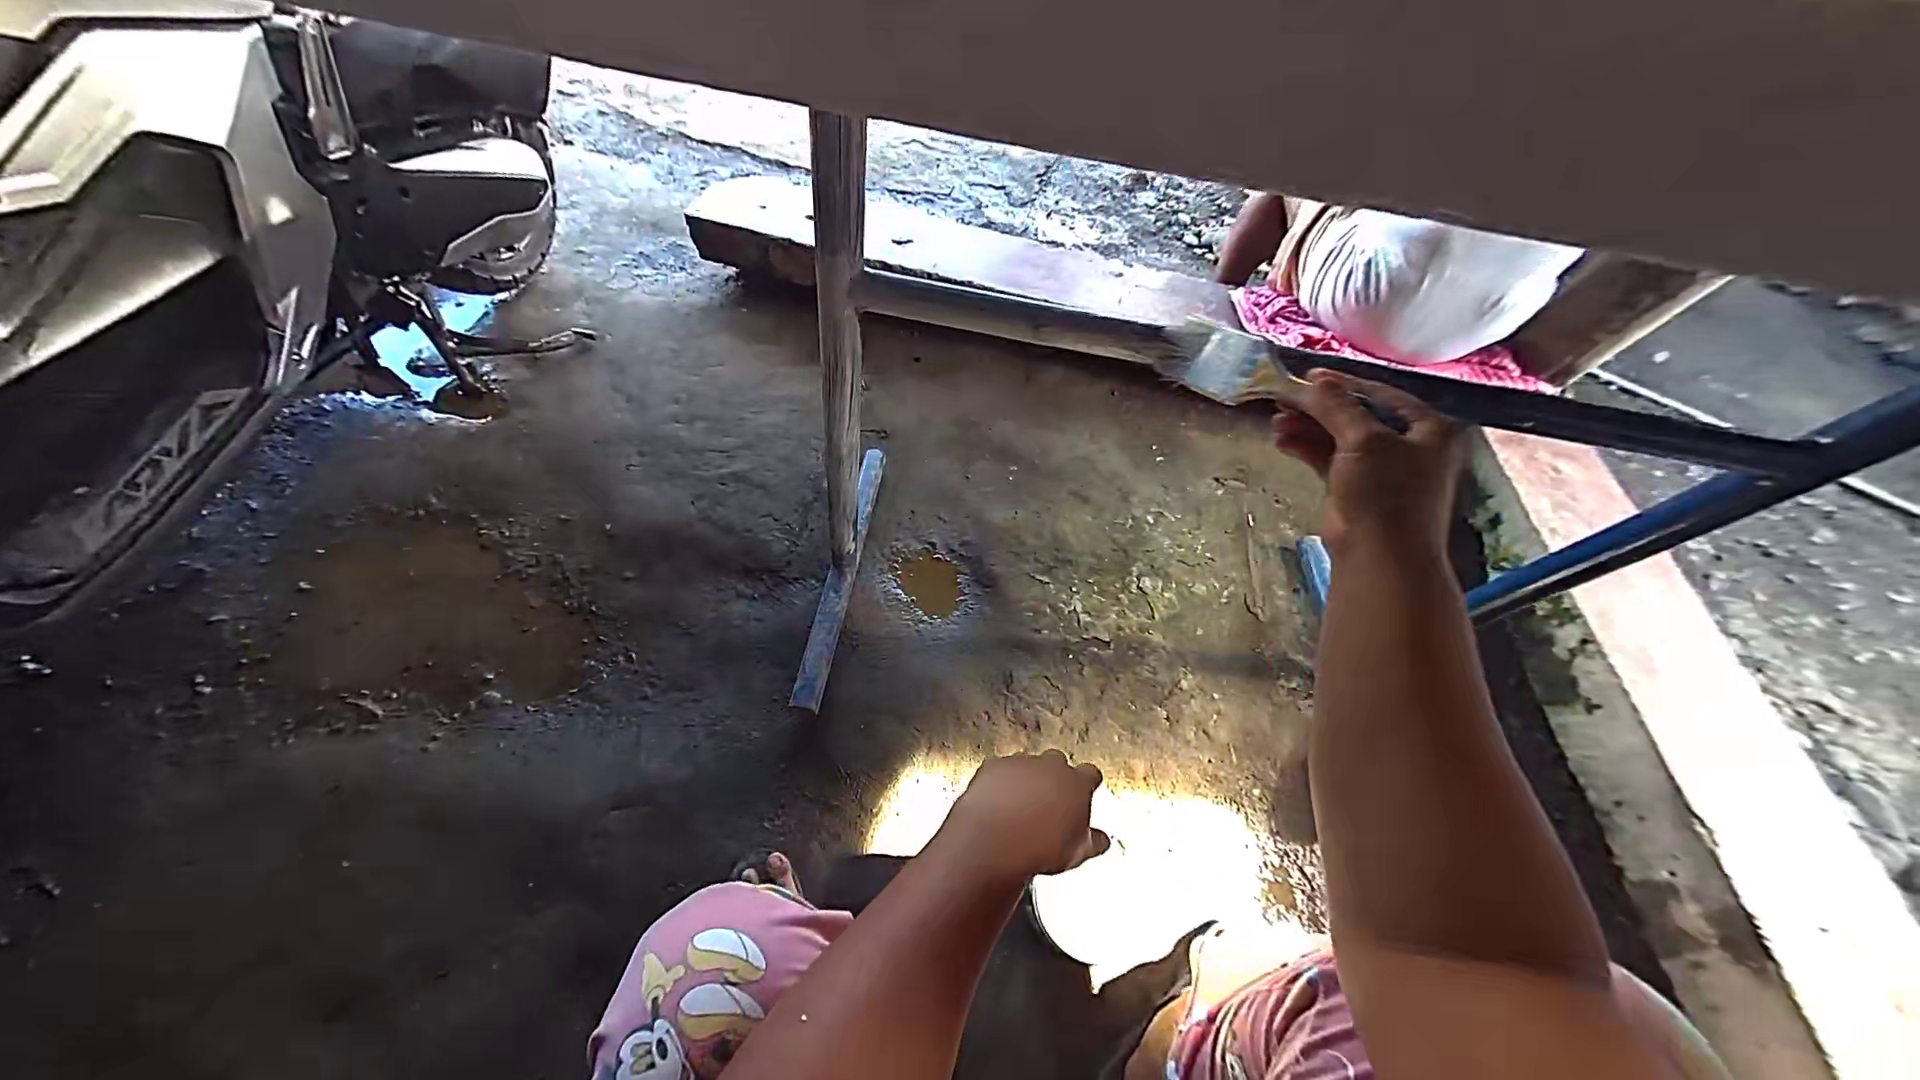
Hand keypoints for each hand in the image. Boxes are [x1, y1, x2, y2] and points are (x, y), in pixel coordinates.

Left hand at [936, 750, 1109, 880]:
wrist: (996, 840)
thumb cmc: (1039, 846)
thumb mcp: (1077, 852)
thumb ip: (1093, 841)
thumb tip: (1101, 841)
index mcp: (1076, 784)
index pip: (1090, 774)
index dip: (1087, 782)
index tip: (1085, 790)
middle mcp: (1050, 766)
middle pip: (1057, 762)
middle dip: (1054, 777)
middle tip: (1050, 801)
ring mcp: (1021, 763)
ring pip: (1027, 764)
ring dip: (1026, 779)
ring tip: (1019, 805)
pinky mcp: (994, 766)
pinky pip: (1000, 769)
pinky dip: (1000, 781)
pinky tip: (997, 802)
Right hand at [1272, 370, 1463, 559]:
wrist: (1379, 555)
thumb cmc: (1385, 493)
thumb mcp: (1364, 440)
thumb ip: (1338, 408)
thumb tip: (1314, 381)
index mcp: (1429, 429)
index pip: (1382, 395)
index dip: (1344, 384)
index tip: (1309, 376)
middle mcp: (1408, 445)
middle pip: (1356, 415)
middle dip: (1319, 408)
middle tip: (1285, 398)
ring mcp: (1380, 469)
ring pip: (1338, 438)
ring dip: (1307, 428)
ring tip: (1277, 421)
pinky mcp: (1354, 489)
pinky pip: (1328, 459)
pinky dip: (1306, 448)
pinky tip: (1282, 439)